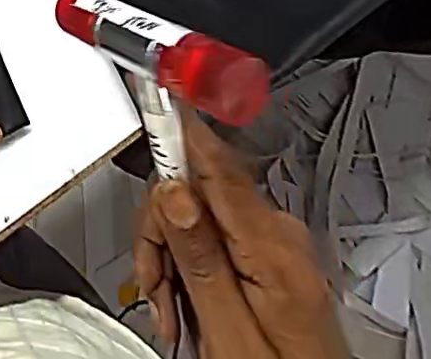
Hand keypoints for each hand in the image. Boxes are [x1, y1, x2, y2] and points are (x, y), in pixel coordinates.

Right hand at [134, 109, 348, 358]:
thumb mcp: (230, 337)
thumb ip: (199, 258)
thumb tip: (172, 190)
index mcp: (274, 250)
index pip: (216, 164)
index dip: (178, 126)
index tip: (152, 96)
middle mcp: (278, 232)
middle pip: (193, 188)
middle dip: (160, 227)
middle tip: (155, 281)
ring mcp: (273, 239)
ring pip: (192, 209)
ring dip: (168, 250)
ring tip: (171, 306)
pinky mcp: (265, 250)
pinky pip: (207, 229)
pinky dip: (185, 258)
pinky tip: (186, 299)